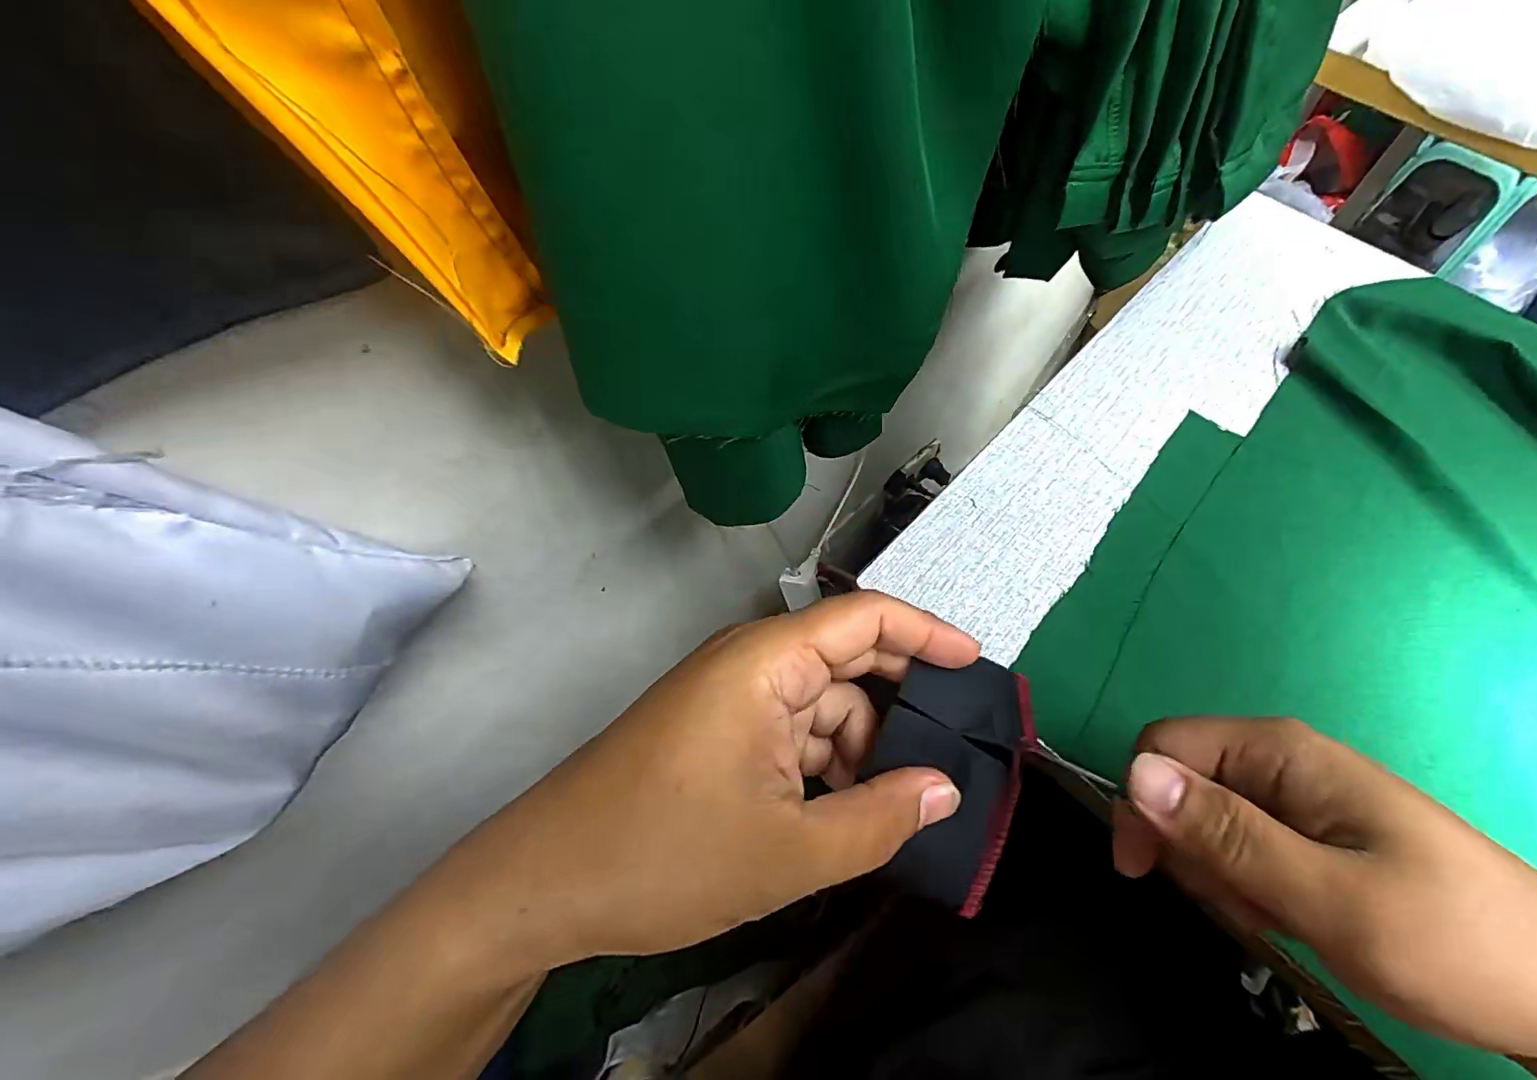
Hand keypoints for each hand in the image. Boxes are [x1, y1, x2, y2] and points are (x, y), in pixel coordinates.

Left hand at [442, 591, 976, 974]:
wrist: (533, 891)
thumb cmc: (661, 857)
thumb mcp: (788, 851)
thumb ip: (881, 819)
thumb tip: (946, 791)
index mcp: (766, 663)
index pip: (866, 618)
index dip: (928, 633)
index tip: (974, 664)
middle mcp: (752, 663)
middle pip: (850, 659)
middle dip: (900, 703)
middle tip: (946, 747)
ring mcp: (733, 696)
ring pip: (825, 702)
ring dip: (861, 745)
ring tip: (890, 800)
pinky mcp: (721, 727)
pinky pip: (795, 728)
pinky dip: (828, 761)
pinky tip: (843, 806)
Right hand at [1111, 717, 1536, 1079]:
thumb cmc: (1455, 943)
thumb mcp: (1330, 899)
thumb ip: (1226, 834)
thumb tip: (1135, 772)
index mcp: (1282, 751)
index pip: (1164, 746)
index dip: (1141, 804)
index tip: (1145, 875)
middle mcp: (1285, 761)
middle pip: (1185, 784)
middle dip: (1192, 850)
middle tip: (1249, 909)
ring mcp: (1303, 799)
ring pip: (1211, 821)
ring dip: (1223, 876)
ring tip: (1284, 920)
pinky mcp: (1317, 834)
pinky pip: (1247, 847)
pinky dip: (1251, 887)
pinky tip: (1295, 919)